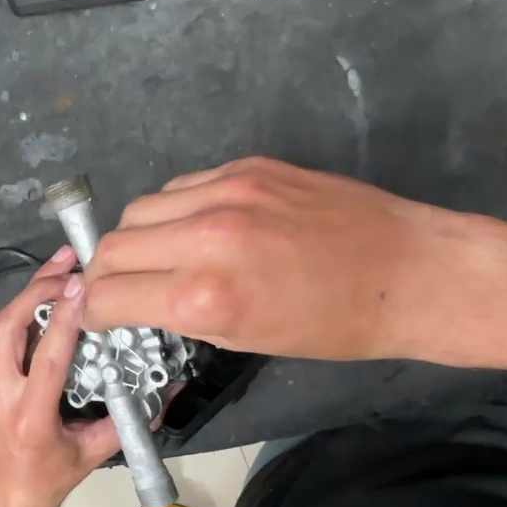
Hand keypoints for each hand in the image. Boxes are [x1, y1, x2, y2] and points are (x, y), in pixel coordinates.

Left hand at [0, 245, 121, 506]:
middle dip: (35, 290)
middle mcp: (3, 394)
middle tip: (68, 262)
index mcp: (31, 416)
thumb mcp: (96, 452)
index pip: (46, 360)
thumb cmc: (53, 478)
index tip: (80, 286)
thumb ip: (130, 421)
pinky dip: (26, 309)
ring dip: (28, 292)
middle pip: (7, 329)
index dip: (63, 320)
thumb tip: (169, 390)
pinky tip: (49, 292)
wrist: (11, 497)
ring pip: (0, 327)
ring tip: (60, 264)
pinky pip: (5, 337)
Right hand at [81, 157, 506, 361]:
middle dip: (103, 275)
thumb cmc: (335, 326)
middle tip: (118, 290)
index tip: (101, 317)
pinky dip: (172, 212)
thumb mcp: (246, 340)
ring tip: (157, 258)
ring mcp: (229, 192)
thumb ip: (182, 315)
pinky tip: (194, 230)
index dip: (94, 312)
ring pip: (140, 209)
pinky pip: (181, 187)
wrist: (412, 273)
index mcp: (206, 296)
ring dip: (135, 239)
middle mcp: (207, 237)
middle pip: (112, 246)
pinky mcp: (250, 166)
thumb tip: (140, 301)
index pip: (108, 295)